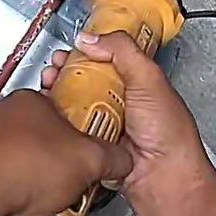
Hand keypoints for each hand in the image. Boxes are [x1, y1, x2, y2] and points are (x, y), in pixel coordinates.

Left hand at [0, 89, 133, 215]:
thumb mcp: (90, 159)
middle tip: (84, 175)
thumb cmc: (24, 167)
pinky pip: (19, 182)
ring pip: (36, 163)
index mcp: (31, 99)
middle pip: (53, 138)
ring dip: (51, 182)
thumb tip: (124, 161)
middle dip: (70, 161)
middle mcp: (8, 117)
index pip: (68, 106)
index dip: (88, 128)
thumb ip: (114, 157)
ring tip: (63, 195)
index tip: (100, 145)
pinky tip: (40, 207)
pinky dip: (31, 195)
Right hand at [41, 31, 214, 212]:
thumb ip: (122, 51)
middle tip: (53, 71)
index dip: (85, 52)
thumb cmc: (168, 133)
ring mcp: (106, 123)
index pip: (105, 58)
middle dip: (64, 73)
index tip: (68, 50)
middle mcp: (121, 101)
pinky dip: (60, 121)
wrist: (162, 177)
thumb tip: (91, 37)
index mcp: (137, 81)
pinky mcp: (94, 144)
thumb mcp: (149, 78)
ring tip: (47, 89)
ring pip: (75, 104)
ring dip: (57, 96)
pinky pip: (71, 128)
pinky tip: (52, 115)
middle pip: (85, 80)